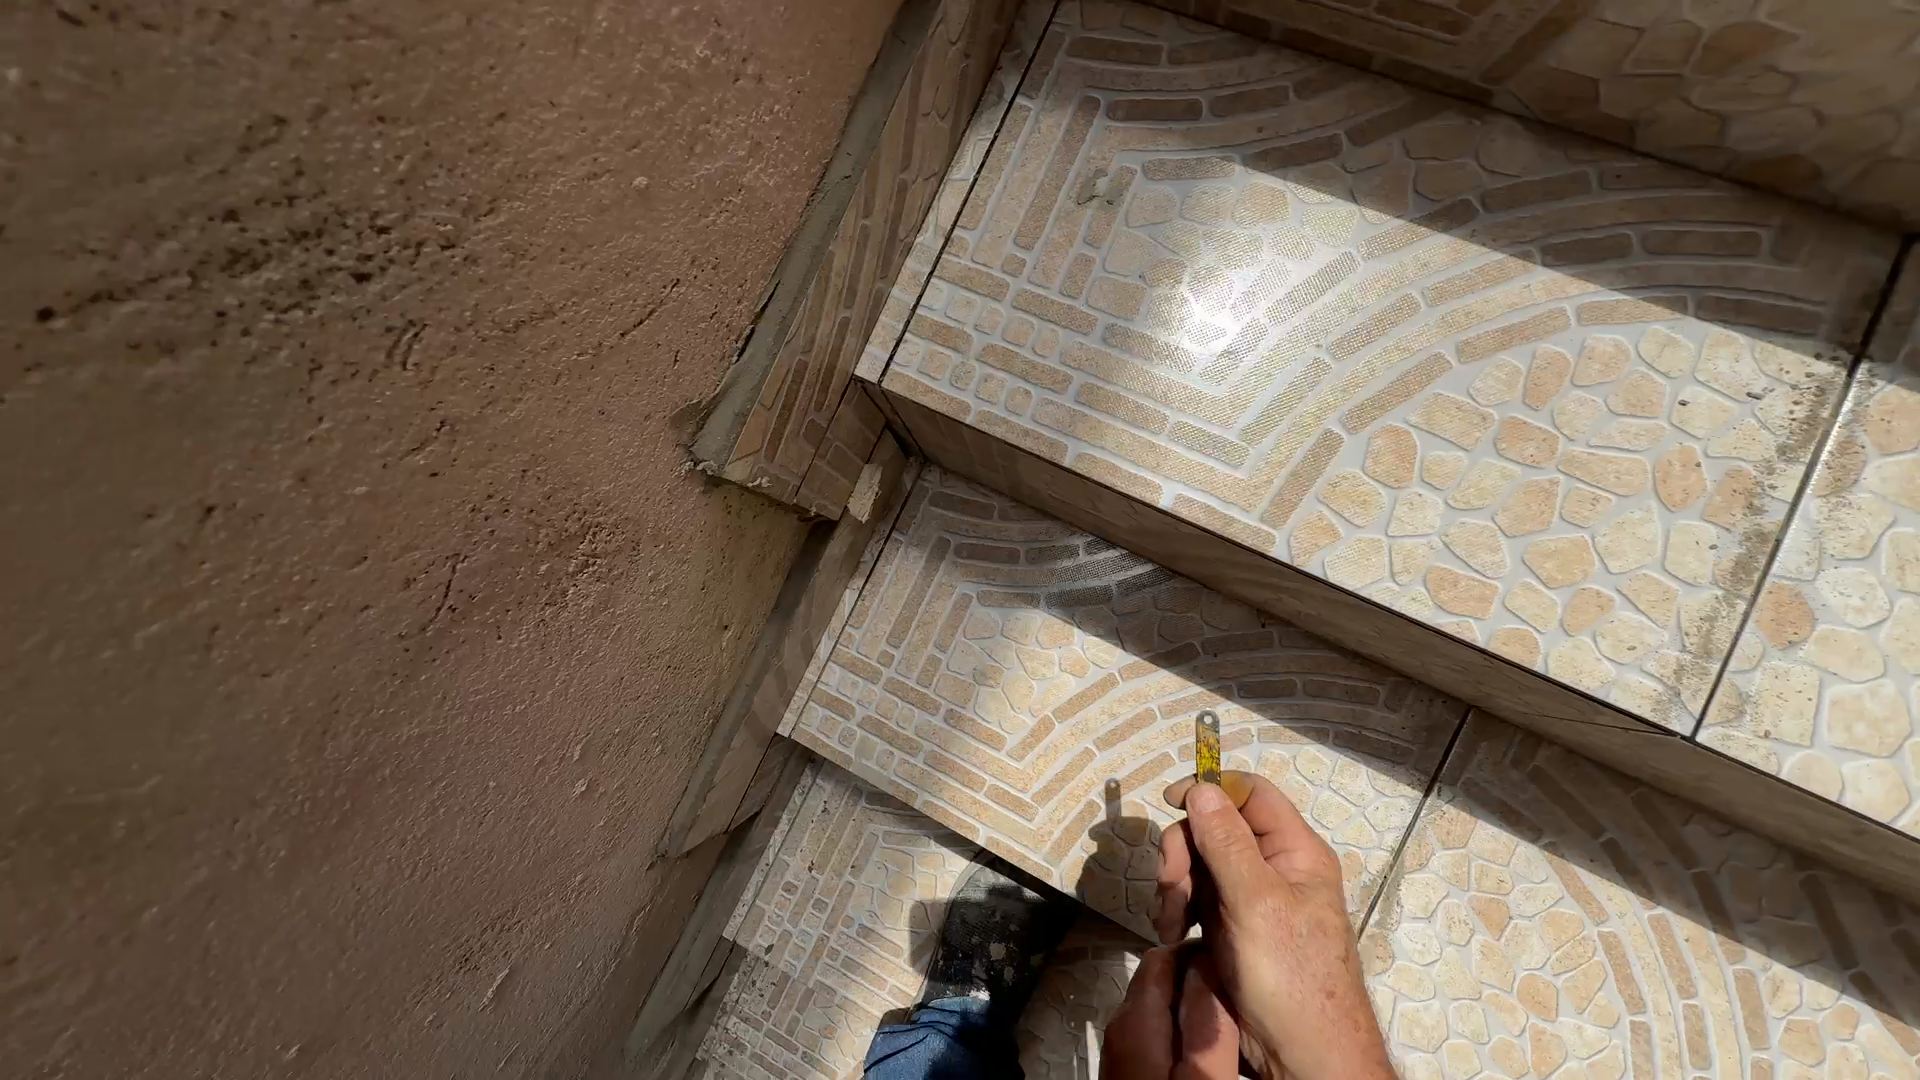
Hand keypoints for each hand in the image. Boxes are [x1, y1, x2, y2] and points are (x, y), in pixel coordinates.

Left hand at [1100, 945, 1241, 1079]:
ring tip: (1228, 1014)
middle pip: (1157, 978)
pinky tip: (1206, 1043)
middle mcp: (1120, 1023)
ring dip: (1189, 1003)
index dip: (1196, 950)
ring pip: (1157, 1005)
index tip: (1231, 959)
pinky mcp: (1126, 1067)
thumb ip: (1206, 1020)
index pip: (1161, 956)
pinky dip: (1180, 1027)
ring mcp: (1120, 1047)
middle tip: (1234, 988)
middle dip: (1194, 975)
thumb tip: (1208, 962)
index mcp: (1133, 1017)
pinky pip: (1154, 1031)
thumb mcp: (1202, 1075)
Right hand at [1155, 772, 1394, 1079]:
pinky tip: (1171, 932)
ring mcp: (1247, 895)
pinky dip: (1175, 907)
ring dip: (1174, 884)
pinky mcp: (1227, 923)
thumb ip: (1226, 843)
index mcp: (1293, 851)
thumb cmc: (1291, 977)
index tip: (1171, 800)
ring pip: (1197, 860)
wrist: (1300, 1059)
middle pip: (1213, 826)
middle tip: (1170, 885)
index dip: (1211, 788)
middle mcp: (1271, 866)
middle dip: (1184, 851)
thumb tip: (1202, 787)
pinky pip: (1192, 894)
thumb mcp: (1256, 904)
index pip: (1250, 793)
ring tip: (1169, 922)